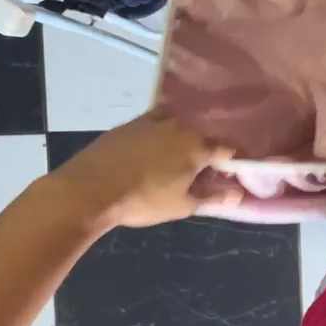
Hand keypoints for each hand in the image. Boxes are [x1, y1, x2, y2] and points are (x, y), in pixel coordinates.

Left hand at [43, 113, 236, 227]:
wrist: (87, 190)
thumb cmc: (142, 200)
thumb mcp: (182, 205)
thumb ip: (213, 197)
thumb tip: (238, 194)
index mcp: (199, 145)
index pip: (229, 148)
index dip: (235, 162)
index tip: (232, 174)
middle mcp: (181, 126)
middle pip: (205, 134)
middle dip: (208, 150)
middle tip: (204, 171)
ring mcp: (153, 121)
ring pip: (180, 126)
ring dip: (184, 139)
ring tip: (177, 158)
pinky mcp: (130, 123)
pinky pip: (156, 123)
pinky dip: (161, 133)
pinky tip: (154, 149)